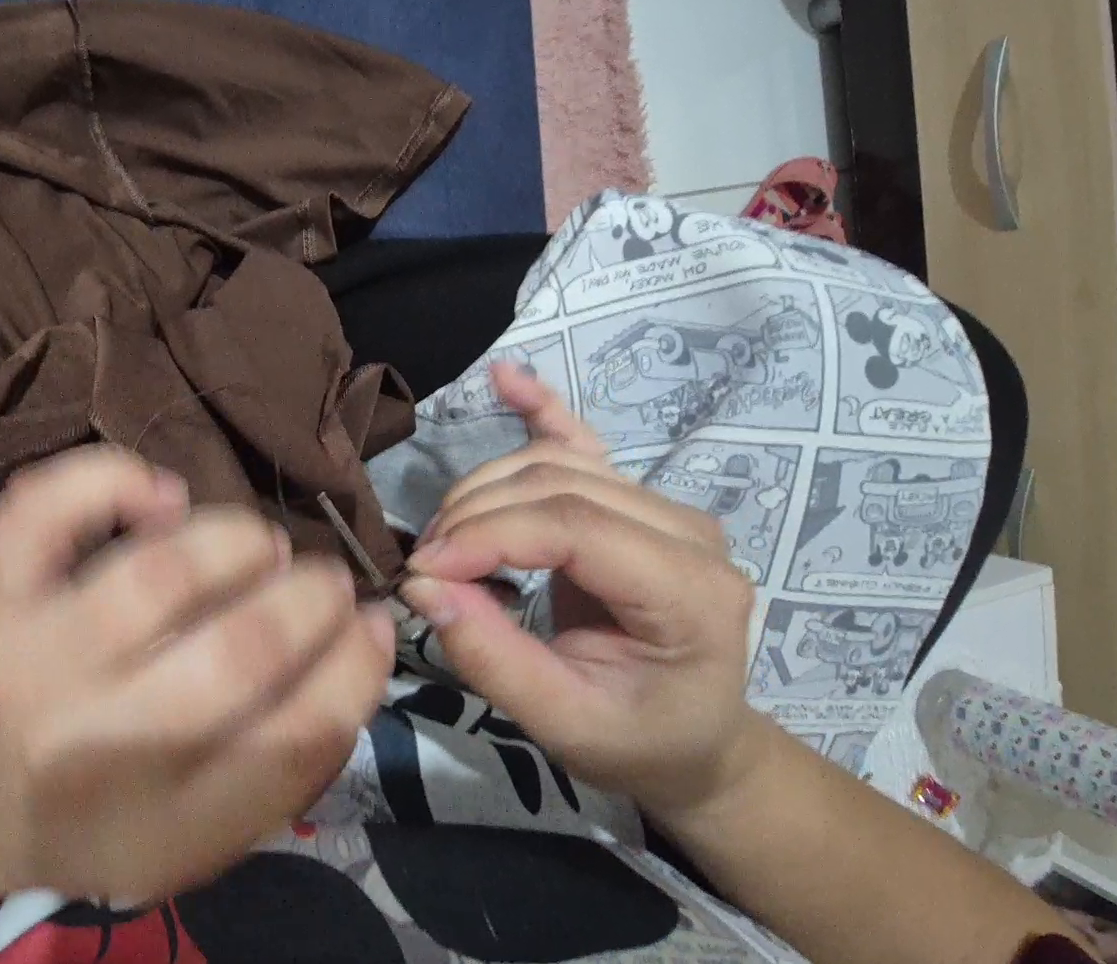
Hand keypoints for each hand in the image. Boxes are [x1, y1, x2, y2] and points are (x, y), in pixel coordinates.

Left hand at [0, 447, 395, 905]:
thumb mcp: (199, 838)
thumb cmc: (93, 820)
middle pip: (241, 651)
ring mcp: (31, 662)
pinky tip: (161, 500)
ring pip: (159, 574)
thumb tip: (363, 636)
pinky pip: (44, 510)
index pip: (298, 735)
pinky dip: (111, 479)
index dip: (358, 664)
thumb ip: (289, 762)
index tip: (370, 623)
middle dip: (311, 597)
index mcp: (165, 824)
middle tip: (322, 580)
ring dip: (238, 540)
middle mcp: (96, 746)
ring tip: (260, 547)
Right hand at [400, 361, 765, 820]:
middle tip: (423, 568)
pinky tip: (504, 377)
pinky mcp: (632, 499)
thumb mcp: (563, 722)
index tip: (421, 570)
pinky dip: (537, 408)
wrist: (695, 738)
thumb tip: (422, 586)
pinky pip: (578, 440)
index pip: (571, 524)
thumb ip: (493, 656)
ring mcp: (661, 505)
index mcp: (688, 589)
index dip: (485, 535)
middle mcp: (685, 528)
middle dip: (471, 517)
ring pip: (551, 461)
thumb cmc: (638, 739)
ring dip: (481, 490)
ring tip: (442, 542)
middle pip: (555, 483)